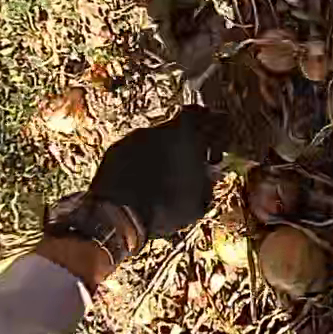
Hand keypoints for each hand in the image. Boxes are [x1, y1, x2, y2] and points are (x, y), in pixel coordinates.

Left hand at [87, 105, 224, 238]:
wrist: (117, 217)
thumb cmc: (164, 208)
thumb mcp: (199, 201)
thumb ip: (208, 180)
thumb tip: (211, 173)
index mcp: (186, 135)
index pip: (205, 116)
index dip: (213, 122)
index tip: (217, 133)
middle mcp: (160, 130)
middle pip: (179, 126)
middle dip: (187, 139)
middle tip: (193, 157)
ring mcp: (135, 138)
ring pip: (156, 139)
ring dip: (163, 151)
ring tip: (166, 173)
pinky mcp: (115, 150)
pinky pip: (136, 150)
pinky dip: (142, 160)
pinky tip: (144, 179)